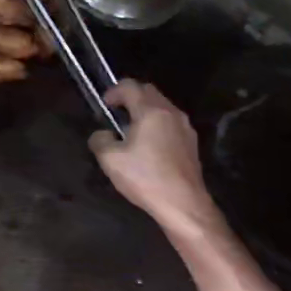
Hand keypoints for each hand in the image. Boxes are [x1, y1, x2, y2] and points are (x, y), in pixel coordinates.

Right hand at [89, 80, 227, 241]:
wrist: (183, 204)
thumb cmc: (145, 178)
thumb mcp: (109, 159)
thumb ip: (100, 140)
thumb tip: (103, 134)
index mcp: (151, 112)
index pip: (131, 86)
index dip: (113, 91)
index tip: (104, 106)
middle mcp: (171, 113)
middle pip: (149, 92)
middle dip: (130, 98)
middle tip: (115, 115)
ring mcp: (185, 127)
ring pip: (162, 107)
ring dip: (144, 111)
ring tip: (130, 132)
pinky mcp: (191, 142)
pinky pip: (170, 122)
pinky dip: (156, 125)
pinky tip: (148, 147)